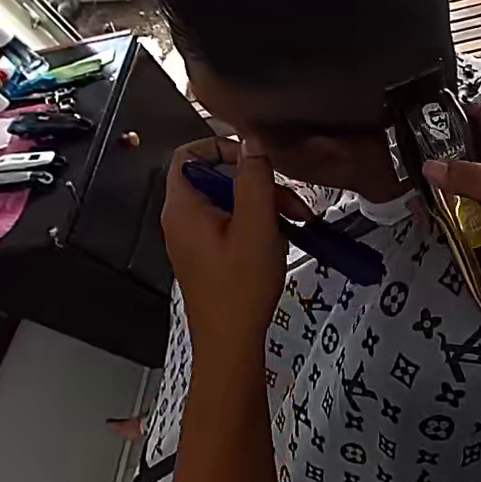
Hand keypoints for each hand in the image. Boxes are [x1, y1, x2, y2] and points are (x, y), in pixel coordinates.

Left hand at [161, 137, 305, 352]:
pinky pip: (231, 223)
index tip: (258, 160)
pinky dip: (257, 223)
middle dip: (257, 182)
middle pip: (216, 178)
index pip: (189, 154)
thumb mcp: (256, 226)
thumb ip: (254, 179)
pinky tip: (282, 237)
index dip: (222, 147)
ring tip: (297, 221)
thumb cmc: (241, 285)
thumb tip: (253, 140)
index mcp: (183, 207)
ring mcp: (195, 237)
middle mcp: (183, 218)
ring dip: (264, 204)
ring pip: (229, 201)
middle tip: (291, 201)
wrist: (231, 341)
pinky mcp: (209, 254)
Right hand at [423, 106, 480, 274]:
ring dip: (449, 186)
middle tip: (409, 165)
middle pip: (471, 149)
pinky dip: (460, 208)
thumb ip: (475, 178)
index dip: (452, 116)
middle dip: (444, 157)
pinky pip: (477, 204)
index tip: (418, 124)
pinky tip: (436, 214)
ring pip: (471, 179)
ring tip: (416, 193)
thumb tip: (431, 168)